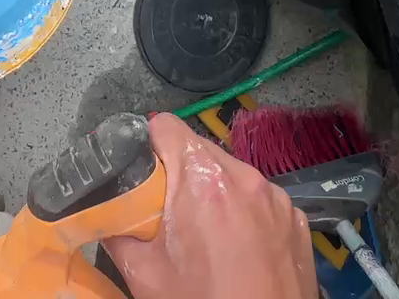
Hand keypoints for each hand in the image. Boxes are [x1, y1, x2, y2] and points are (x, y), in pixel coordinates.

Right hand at [102, 113, 317, 298]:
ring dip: (214, 192)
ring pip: (230, 173)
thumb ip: (116, 227)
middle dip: (180, 174)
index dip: (149, 146)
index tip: (145, 176)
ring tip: (208, 238)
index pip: (165, 125)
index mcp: (202, 179)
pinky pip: (259, 198)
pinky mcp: (296, 219)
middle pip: (198, 148)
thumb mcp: (143, 273)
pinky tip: (240, 250)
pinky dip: (245, 213)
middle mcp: (243, 177)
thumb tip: (102, 207)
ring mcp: (276, 197)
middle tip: (171, 216)